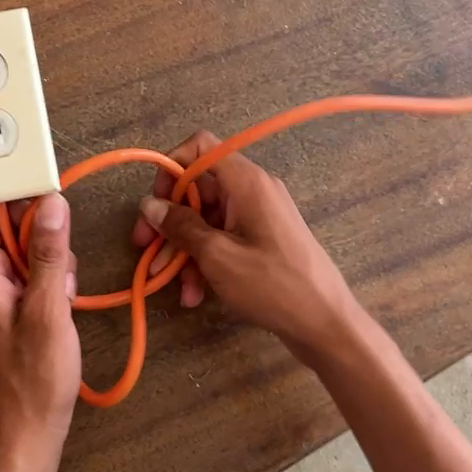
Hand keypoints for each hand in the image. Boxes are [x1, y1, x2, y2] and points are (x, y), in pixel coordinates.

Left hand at [0, 194, 80, 448]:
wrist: (26, 434)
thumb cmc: (33, 377)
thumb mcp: (48, 309)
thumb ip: (49, 253)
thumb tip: (52, 203)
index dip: (16, 199)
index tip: (49, 199)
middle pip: (9, 230)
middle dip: (42, 239)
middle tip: (60, 270)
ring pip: (24, 253)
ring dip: (51, 264)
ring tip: (62, 298)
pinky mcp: (6, 310)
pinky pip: (27, 277)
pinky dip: (48, 284)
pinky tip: (60, 308)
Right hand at [132, 130, 358, 365]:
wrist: (327, 325)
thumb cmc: (273, 284)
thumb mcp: (217, 256)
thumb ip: (180, 226)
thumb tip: (150, 205)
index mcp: (245, 181)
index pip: (199, 146)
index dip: (172, 167)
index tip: (156, 202)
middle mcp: (252, 189)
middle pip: (198, 188)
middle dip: (170, 219)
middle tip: (145, 247)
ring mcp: (259, 215)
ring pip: (207, 218)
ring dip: (185, 248)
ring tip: (172, 285)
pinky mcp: (263, 240)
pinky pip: (224, 237)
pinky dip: (205, 259)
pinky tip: (195, 294)